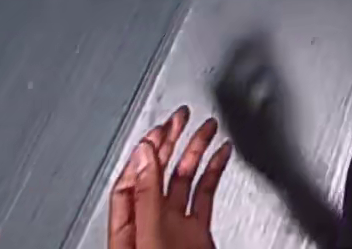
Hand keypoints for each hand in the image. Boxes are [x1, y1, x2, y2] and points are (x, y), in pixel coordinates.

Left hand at [108, 107, 233, 248]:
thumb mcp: (151, 239)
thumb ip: (148, 196)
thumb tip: (145, 152)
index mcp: (129, 232)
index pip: (130, 181)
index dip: (144, 152)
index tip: (159, 128)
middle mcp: (150, 228)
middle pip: (157, 175)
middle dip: (170, 142)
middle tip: (181, 116)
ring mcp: (175, 231)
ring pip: (184, 180)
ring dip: (196, 150)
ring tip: (207, 126)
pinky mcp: (198, 235)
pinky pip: (205, 194)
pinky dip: (215, 169)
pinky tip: (222, 153)